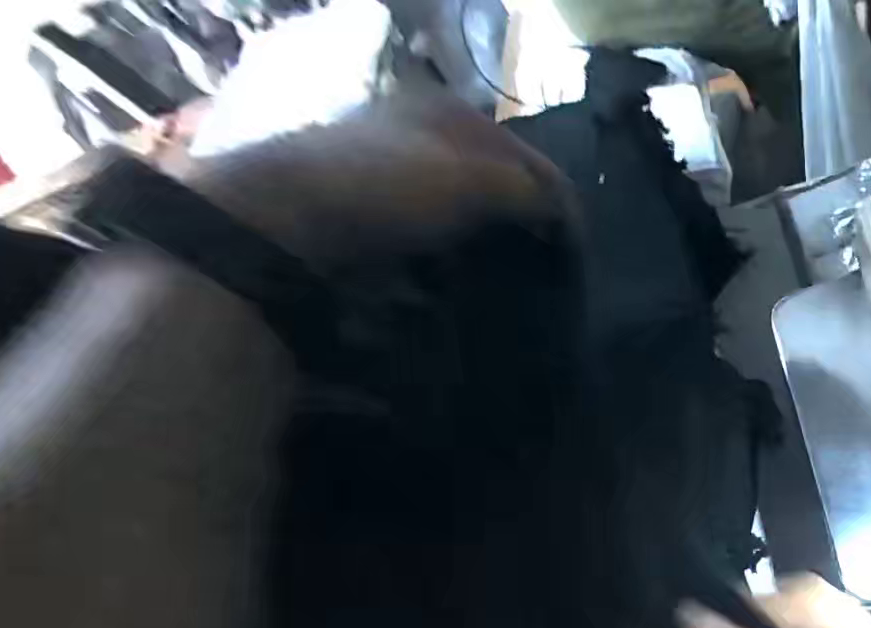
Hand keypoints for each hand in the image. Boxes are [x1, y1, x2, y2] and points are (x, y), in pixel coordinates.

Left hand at [179, 90, 576, 267]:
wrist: (293, 220)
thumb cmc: (389, 189)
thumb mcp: (474, 181)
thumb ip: (533, 193)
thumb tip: (569, 219)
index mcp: (454, 113)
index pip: (536, 161)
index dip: (564, 206)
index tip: (577, 253)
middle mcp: (435, 134)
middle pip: (511, 184)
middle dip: (535, 223)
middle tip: (552, 263)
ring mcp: (413, 171)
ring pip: (486, 209)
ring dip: (507, 240)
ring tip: (521, 272)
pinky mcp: (397, 207)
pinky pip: (457, 229)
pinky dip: (476, 250)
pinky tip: (481, 270)